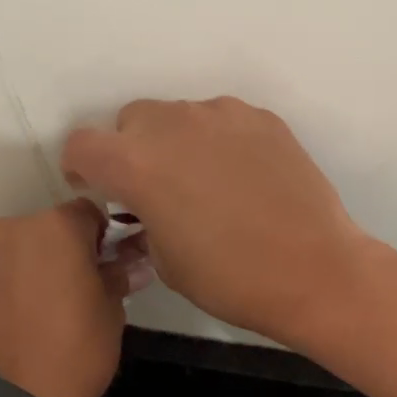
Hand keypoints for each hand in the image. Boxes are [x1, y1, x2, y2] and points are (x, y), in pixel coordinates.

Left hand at [0, 200, 125, 396]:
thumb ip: (119, 276)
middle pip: (57, 226)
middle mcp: (19, 228)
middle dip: (76, 248)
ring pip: (32, 246)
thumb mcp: (112, 311)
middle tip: (94, 283)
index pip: (92, 213)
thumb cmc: (78, 350)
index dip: (108, 236)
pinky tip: (43, 309)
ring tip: (67, 300)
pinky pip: (13, 267)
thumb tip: (133, 264)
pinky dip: (28, 278)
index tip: (116, 263)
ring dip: (50, 262)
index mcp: (58, 226)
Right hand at [61, 97, 374, 342]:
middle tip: (156, 195)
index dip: (83, 170)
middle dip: (132, 153)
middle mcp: (172, 125)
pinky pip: (222, 124)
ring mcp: (221, 115)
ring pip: (179, 119)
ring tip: (206, 190)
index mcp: (136, 165)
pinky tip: (243, 184)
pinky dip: (219, 145)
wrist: (313, 271)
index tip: (100, 193)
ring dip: (177, 146)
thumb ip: (144, 223)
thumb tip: (149, 211)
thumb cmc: (230, 280)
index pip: (82, 147)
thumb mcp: (166, 263)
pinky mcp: (261, 118)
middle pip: (131, 123)